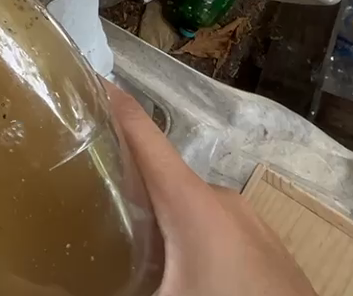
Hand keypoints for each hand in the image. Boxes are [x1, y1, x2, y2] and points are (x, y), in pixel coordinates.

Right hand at [107, 86, 315, 295]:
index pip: (141, 130)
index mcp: (190, 201)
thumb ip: (115, 284)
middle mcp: (221, 199)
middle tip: (87, 192)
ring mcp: (253, 225)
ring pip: (189, 205)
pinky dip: (193, 239)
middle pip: (159, 172)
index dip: (110, 99)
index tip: (79, 78)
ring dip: (160, 216)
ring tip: (132, 240)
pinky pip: (219, 231)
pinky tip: (185, 272)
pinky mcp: (274, 253)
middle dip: (124, 177)